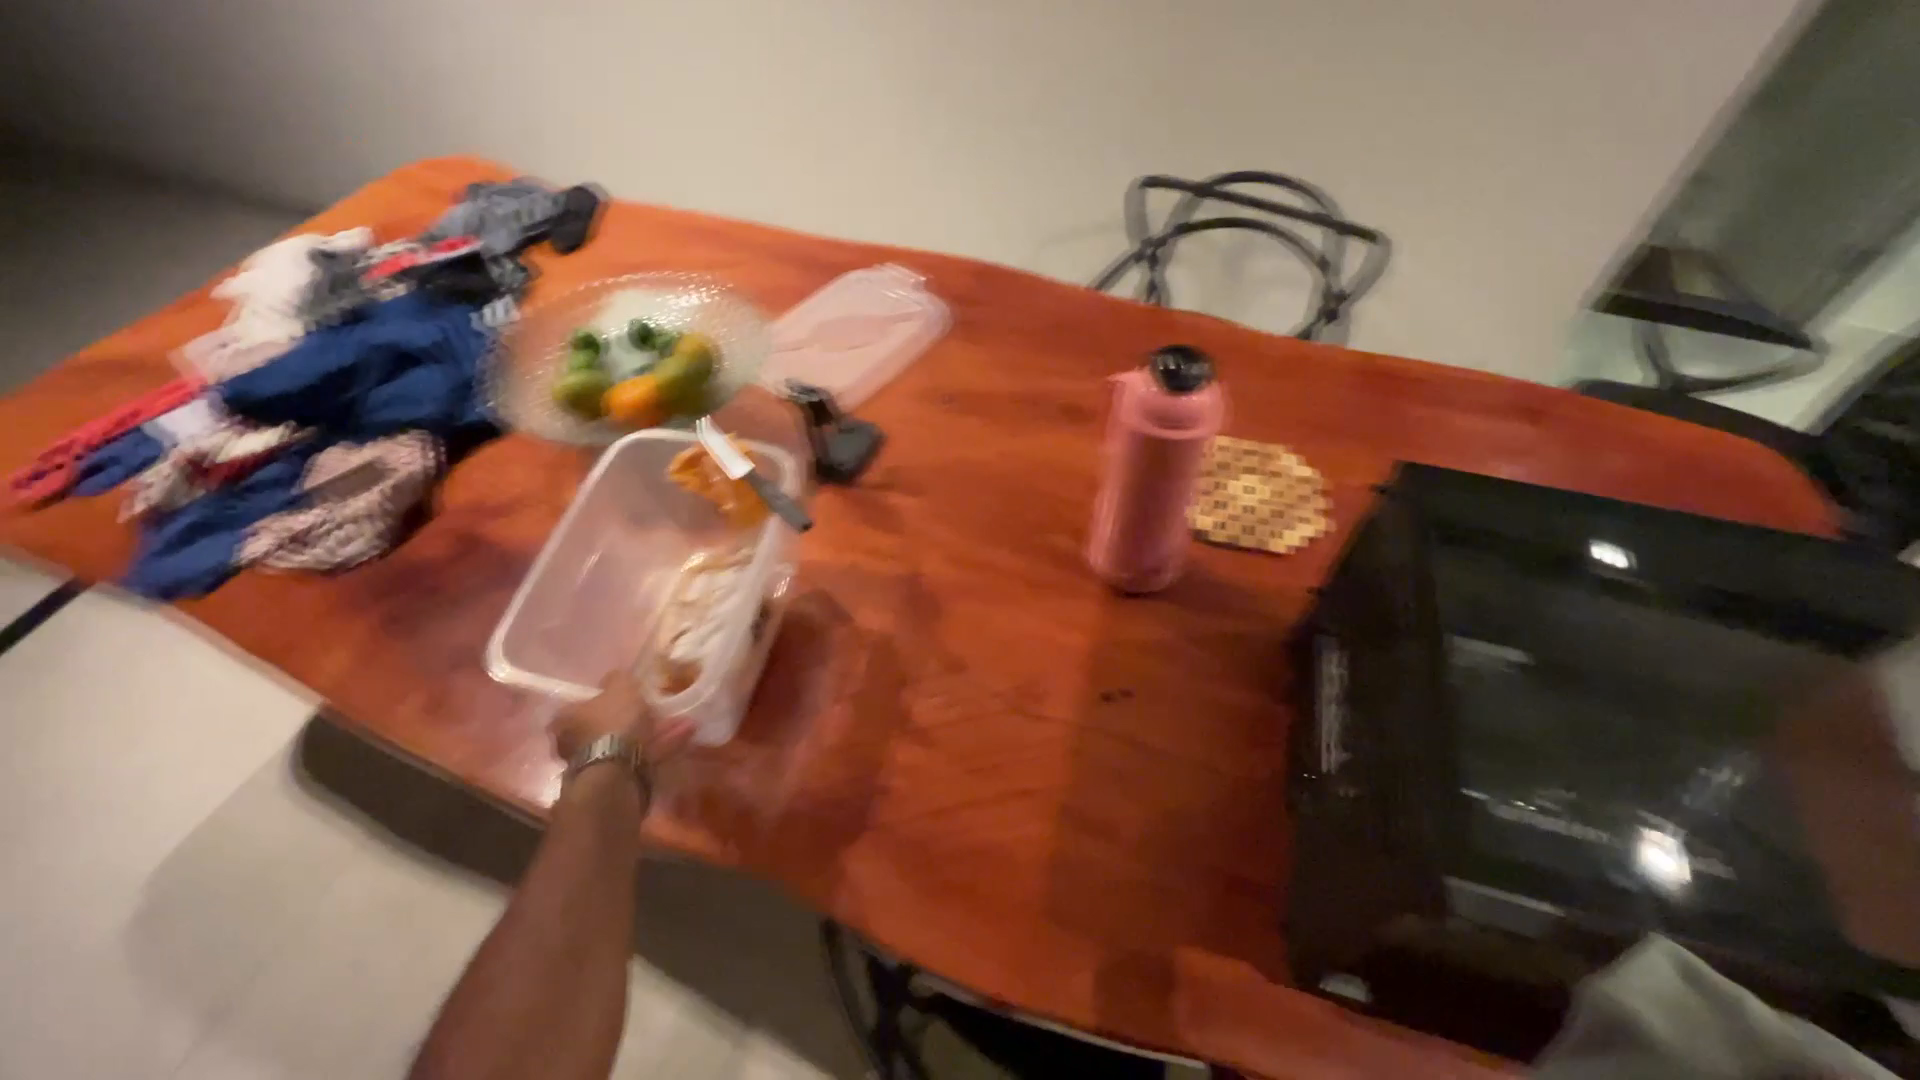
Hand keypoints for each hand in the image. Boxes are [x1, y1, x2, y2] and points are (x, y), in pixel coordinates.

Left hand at [550, 668, 692, 764]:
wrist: (618, 770)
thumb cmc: (613, 722)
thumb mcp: (620, 687)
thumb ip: (618, 678)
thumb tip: (616, 676)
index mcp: (566, 718)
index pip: (585, 703)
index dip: (610, 697)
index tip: (633, 694)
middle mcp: (574, 742)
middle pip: (610, 724)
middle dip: (638, 716)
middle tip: (661, 707)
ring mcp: (596, 762)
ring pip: (630, 741)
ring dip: (656, 730)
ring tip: (684, 720)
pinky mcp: (616, 777)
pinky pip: (642, 755)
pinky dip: (661, 745)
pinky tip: (684, 735)